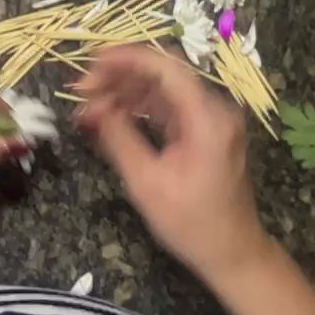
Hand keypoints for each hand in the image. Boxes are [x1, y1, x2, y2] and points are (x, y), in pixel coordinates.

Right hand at [76, 46, 271, 288]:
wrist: (232, 254)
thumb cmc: (191, 224)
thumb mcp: (147, 182)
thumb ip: (117, 137)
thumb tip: (90, 107)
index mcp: (207, 117)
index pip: (164, 66)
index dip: (124, 59)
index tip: (89, 67)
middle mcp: (213, 109)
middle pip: (161, 73)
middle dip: (119, 76)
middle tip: (82, 91)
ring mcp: (210, 119)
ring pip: (161, 88)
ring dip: (124, 91)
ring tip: (89, 107)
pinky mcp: (202, 131)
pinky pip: (166, 107)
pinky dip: (138, 108)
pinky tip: (110, 117)